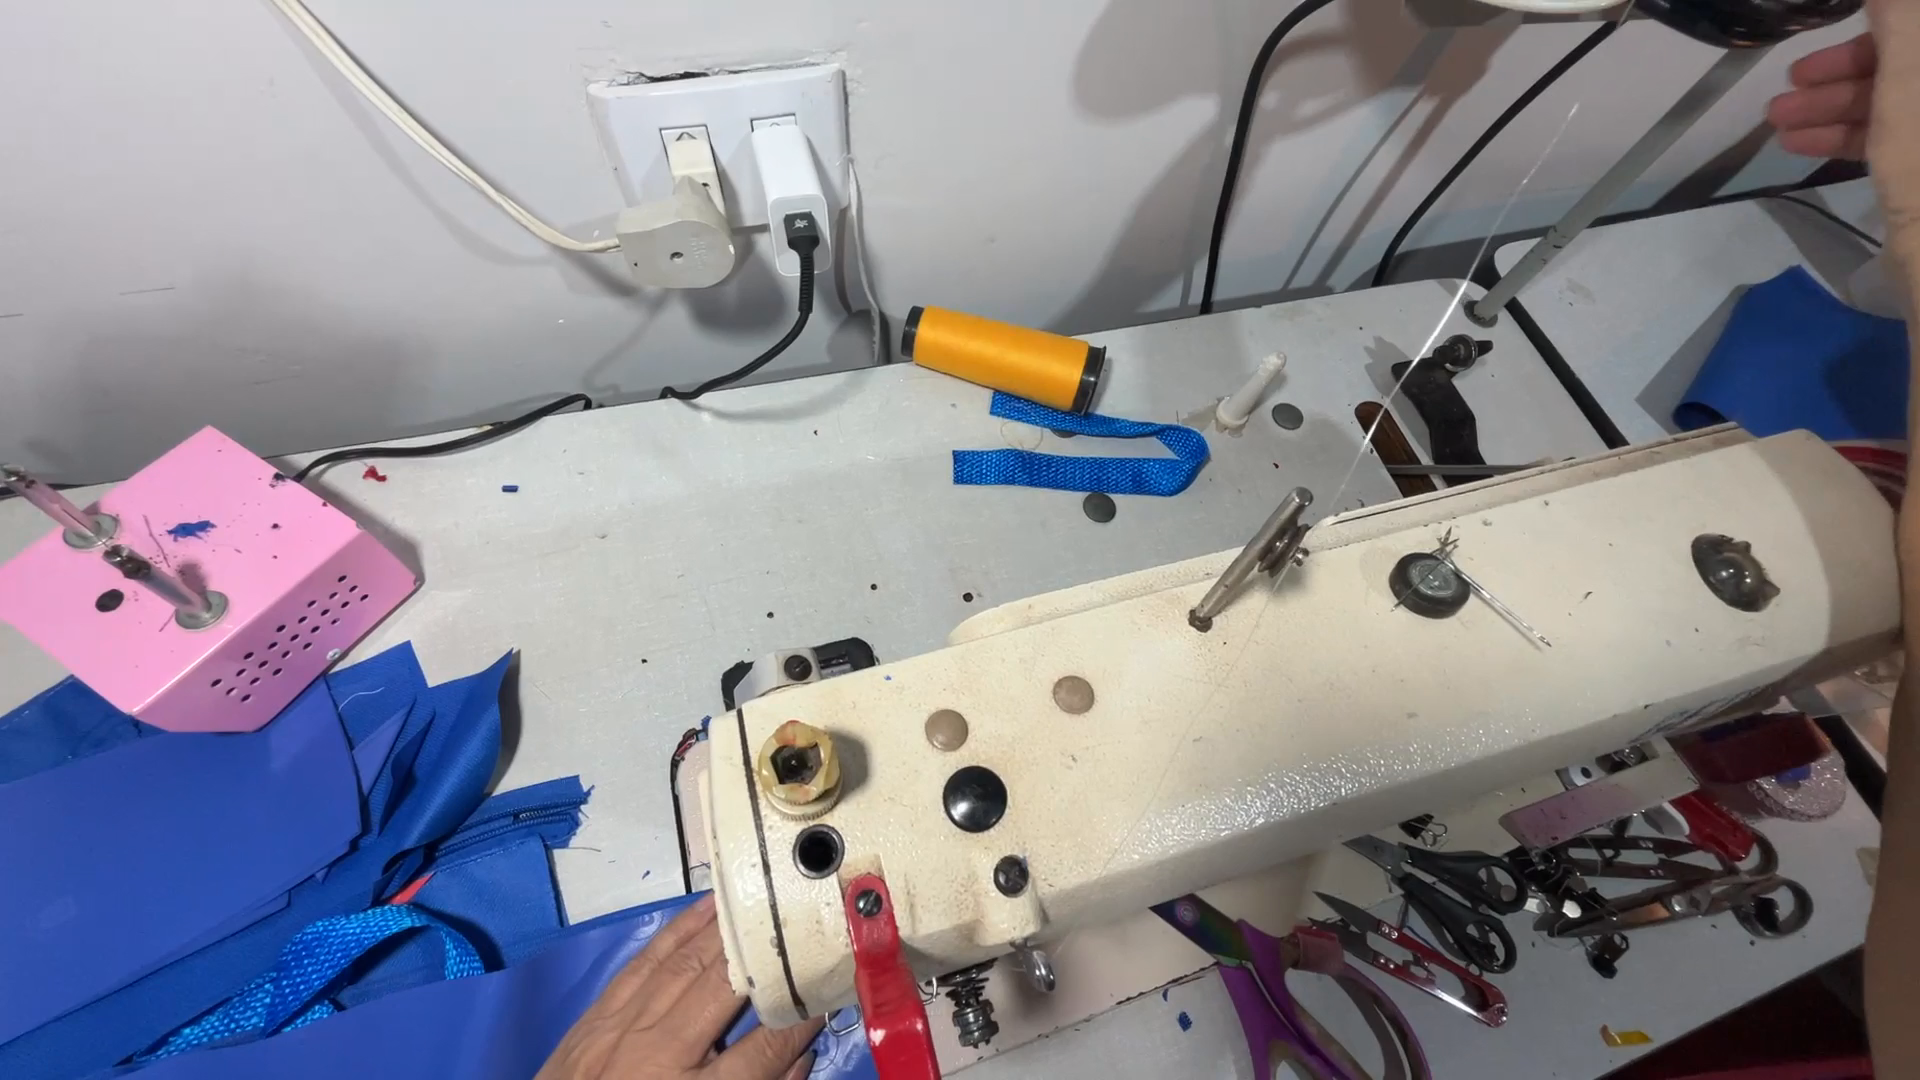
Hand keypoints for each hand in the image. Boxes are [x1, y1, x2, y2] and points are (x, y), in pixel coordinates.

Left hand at [537, 896, 825, 1079]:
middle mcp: (657, 1058)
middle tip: (801, 918)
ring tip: (761, 899)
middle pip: (723, 989)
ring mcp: (620, 1033)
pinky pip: (643, 962)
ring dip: (726, 929)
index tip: (829, 987)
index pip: (764, 1048)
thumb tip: (801, 1053)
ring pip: (684, 964)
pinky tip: (704, 908)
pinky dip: (677, 931)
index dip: (802, 1016)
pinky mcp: (595, 1019)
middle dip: (766, 952)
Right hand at [1769, 3, 1919, 255]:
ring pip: (1904, 95)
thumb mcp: (1910, 74)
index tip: (1833, 25)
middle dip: (1852, 65)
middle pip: (1917, 57)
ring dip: (1835, 104)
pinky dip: (1847, 133)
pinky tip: (1797, 141)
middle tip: (1792, 79)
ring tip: (1777, 119)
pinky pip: (1898, 131)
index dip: (1887, 20)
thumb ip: (1902, 19)